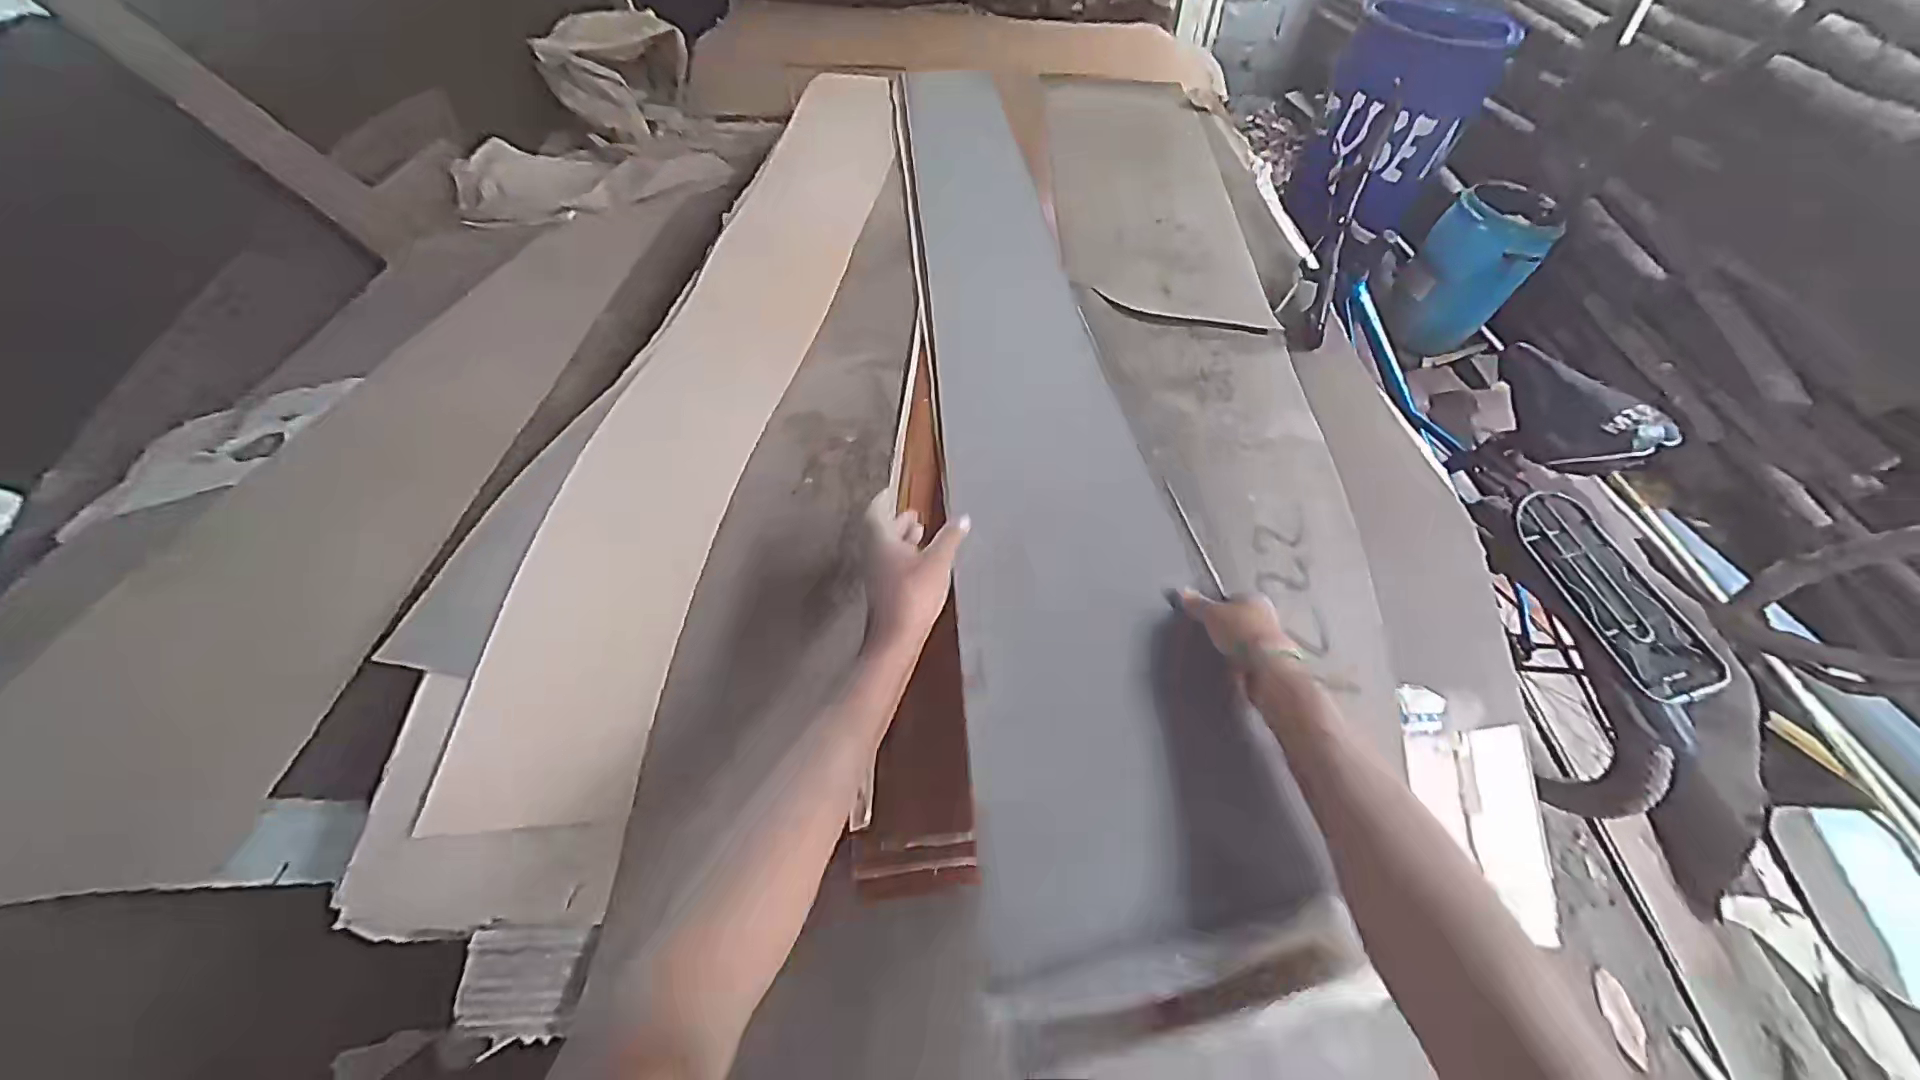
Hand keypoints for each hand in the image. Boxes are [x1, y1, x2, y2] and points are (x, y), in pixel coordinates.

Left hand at [863, 490, 969, 653]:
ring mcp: (875, 574)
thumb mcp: (938, 562)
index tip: (892, 492)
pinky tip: (920, 563)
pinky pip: (890, 565)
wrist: (896, 638)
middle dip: (897, 520)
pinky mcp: (882, 591)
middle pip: (880, 530)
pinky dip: (903, 557)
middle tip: (911, 514)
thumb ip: (950, 538)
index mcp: (880, 540)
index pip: (877, 511)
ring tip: (919, 534)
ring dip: (901, 539)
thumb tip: (962, 519)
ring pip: (885, 549)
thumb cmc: (913, 596)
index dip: (884, 500)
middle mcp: (872, 555)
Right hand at [1176, 589, 1303, 671]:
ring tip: (1217, 651)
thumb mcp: (1211, 613)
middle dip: (1226, 625)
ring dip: (1233, 644)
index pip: (1231, 598)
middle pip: (1239, 618)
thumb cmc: (1238, 630)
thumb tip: (1181, 591)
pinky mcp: (1270, 659)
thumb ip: (1196, 604)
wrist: (1265, 665)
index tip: (1203, 617)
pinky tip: (1229, 664)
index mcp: (1255, 597)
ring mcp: (1271, 638)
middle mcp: (1267, 614)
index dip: (1216, 606)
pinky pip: (1249, 655)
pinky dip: (1239, 658)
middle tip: (1208, 634)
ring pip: (1245, 637)